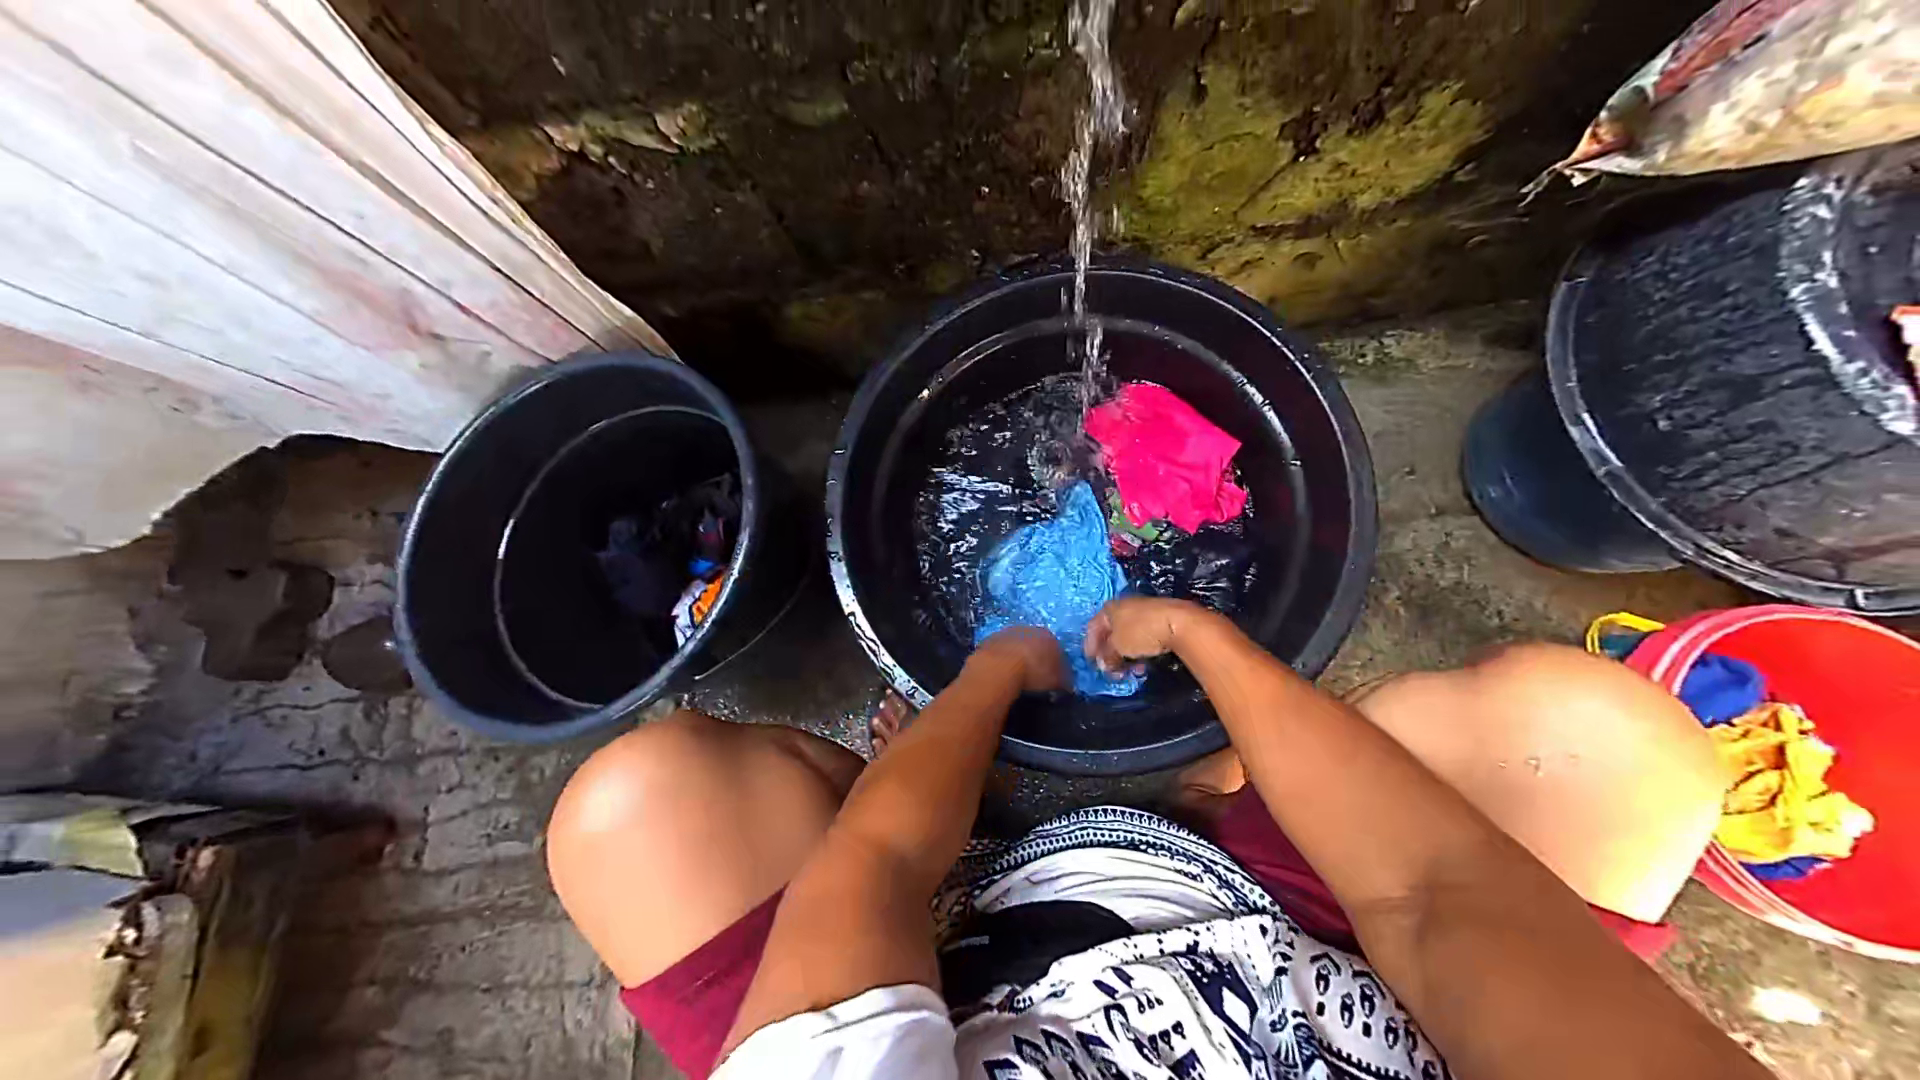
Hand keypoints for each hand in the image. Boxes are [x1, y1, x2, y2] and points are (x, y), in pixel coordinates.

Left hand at [973, 625, 1068, 693]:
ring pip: (1014, 645)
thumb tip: (1066, 684)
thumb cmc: (1034, 673)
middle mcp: (1028, 629)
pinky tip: (999, 673)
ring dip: (1015, 657)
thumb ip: (1064, 680)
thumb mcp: (1058, 682)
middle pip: (1033, 643)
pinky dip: (1000, 660)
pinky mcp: (988, 640)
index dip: (1054, 663)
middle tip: (1032, 676)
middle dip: (1033, 657)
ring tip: (1014, 676)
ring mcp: (1006, 632)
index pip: (1056, 648)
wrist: (999, 666)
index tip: (1051, 677)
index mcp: (1049, 636)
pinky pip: (998, 651)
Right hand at [1084, 596, 1206, 675]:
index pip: (1093, 628)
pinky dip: (1140, 650)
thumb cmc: (1141, 632)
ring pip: (1128, 636)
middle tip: (1112, 671)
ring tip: (1131, 671)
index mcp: (1109, 608)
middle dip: (1110, 654)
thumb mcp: (1118, 648)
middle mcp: (1124, 606)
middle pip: (1111, 633)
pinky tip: (1145, 663)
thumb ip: (1107, 656)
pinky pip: (1143, 636)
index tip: (1092, 663)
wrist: (1180, 623)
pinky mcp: (1160, 618)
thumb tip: (1104, 664)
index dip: (1090, 646)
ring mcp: (1143, 611)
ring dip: (1126, 655)